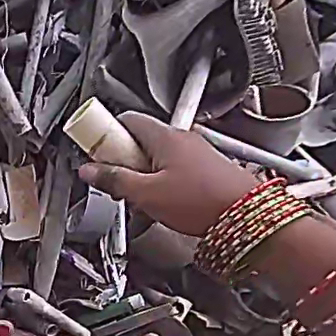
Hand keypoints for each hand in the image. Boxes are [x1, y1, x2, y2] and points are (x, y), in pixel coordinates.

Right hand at [76, 111, 259, 235]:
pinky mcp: (203, 171)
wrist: (245, 216)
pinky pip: (172, 171)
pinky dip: (160, 185)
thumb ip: (115, 180)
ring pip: (155, 159)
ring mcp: (194, 154)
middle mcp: (181, 139)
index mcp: (165, 136)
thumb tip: (90, 170)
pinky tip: (161, 206)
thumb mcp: (147, 194)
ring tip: (140, 201)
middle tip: (117, 184)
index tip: (96, 152)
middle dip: (123, 164)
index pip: (127, 120)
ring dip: (142, 178)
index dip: (106, 135)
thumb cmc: (204, 201)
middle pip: (139, 142)